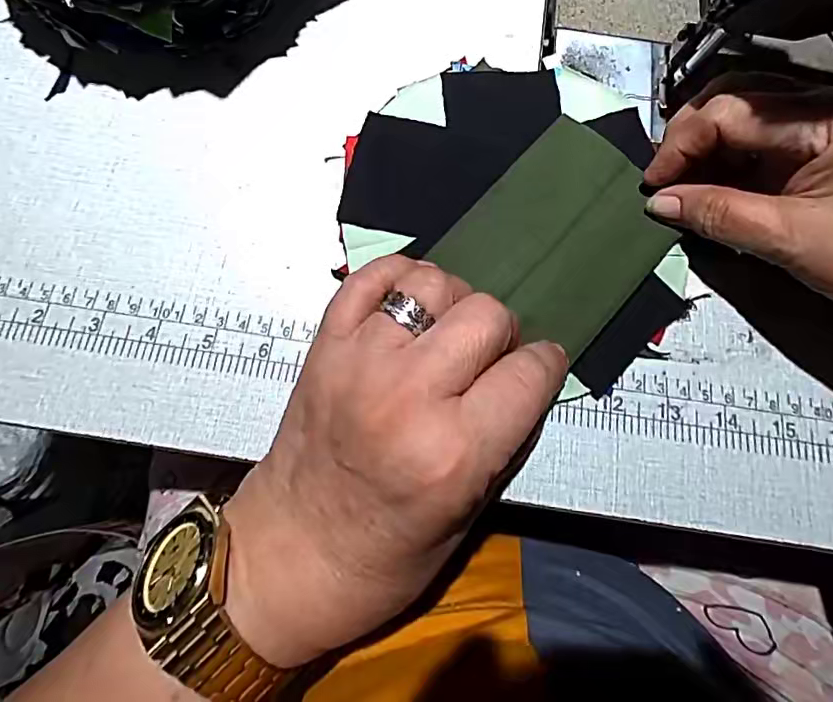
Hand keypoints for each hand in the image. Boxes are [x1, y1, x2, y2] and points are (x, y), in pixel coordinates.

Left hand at [218, 256, 568, 666]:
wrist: (288, 557)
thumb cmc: (389, 553)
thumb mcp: (472, 510)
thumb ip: (508, 432)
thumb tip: (530, 367)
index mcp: (452, 452)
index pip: (531, 372)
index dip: (544, 366)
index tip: (537, 371)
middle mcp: (408, 396)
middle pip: (488, 314)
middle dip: (503, 335)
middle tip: (487, 360)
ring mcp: (361, 362)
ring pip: (435, 284)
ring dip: (454, 304)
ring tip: (445, 335)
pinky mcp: (326, 344)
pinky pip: (375, 276)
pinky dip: (400, 279)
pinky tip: (408, 309)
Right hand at [643, 74, 832, 385]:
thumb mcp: (799, 239)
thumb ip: (723, 214)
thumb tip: (665, 201)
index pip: (733, 109)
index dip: (684, 142)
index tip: (656, 180)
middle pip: (743, 108)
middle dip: (696, 141)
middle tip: (666, 181)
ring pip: (758, 132)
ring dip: (718, 159)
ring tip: (688, 194)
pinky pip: (779, 155)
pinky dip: (745, 175)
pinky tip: (725, 197)